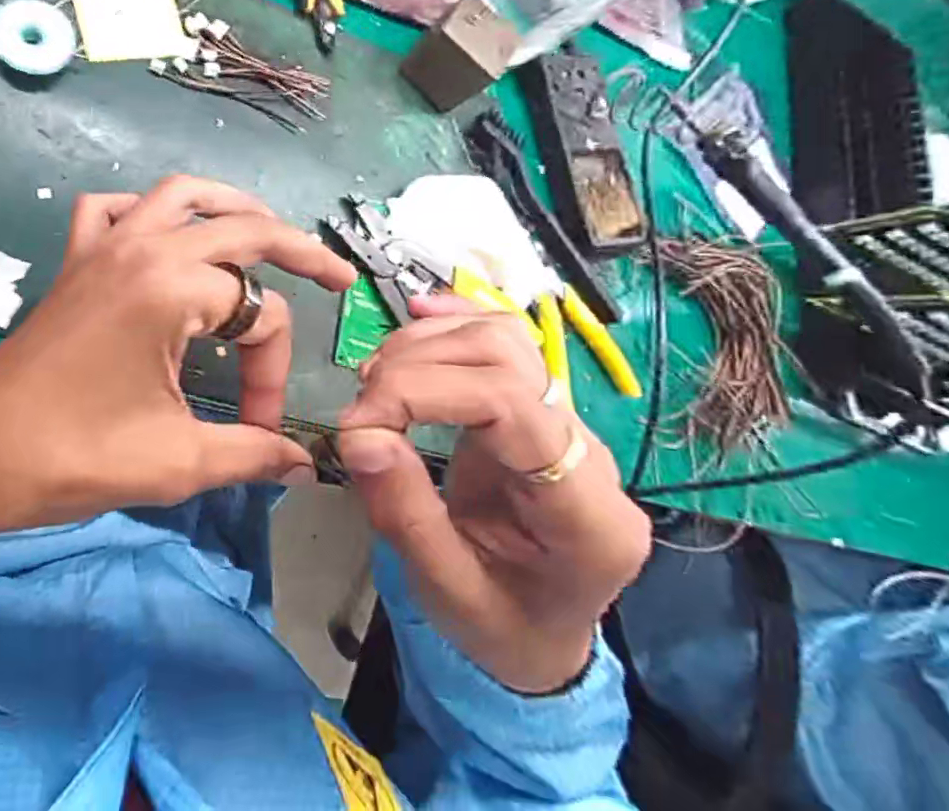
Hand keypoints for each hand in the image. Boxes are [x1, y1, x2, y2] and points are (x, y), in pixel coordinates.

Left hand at [0, 176, 355, 541]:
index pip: (257, 314)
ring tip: (261, 236)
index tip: (263, 429)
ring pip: (177, 196)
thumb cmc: (71, 457)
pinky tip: (160, 240)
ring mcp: (100, 248)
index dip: (271, 374)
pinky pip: (112, 211)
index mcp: (169, 287)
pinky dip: (144, 212)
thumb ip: (252, 453)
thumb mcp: (176, 460)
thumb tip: (306, 462)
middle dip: (293, 250)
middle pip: (238, 228)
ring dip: (227, 208)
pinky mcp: (73, 263)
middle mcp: (140, 248)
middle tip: (329, 277)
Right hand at [339, 294, 650, 692]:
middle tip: (360, 411)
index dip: (421, 393)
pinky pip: (502, 343)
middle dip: (413, 368)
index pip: (511, 406)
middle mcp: (589, 456)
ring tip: (373, 383)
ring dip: (422, 345)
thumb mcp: (443, 587)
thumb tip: (359, 435)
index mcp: (585, 515)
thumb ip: (405, 511)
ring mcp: (566, 427)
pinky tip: (416, 312)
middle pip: (506, 357)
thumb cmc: (495, 624)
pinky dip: (452, 322)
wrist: (536, 636)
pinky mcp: (534, 412)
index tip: (358, 424)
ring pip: (502, 337)